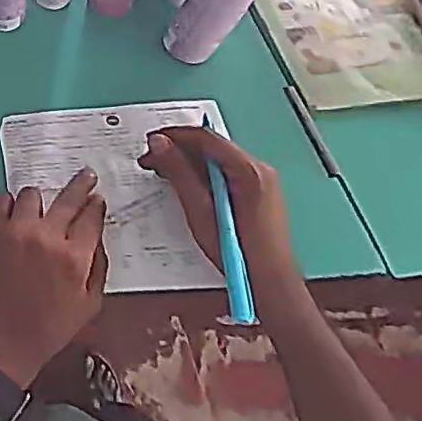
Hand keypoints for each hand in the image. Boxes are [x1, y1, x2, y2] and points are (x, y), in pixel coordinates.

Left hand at [0, 168, 107, 387]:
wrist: (3, 339)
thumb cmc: (50, 326)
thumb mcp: (89, 305)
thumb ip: (98, 267)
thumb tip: (97, 236)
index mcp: (74, 257)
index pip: (91, 216)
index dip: (96, 205)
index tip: (97, 198)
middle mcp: (48, 237)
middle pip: (68, 197)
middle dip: (81, 184)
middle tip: (86, 176)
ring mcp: (18, 230)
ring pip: (32, 194)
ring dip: (39, 201)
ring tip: (39, 211)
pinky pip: (2, 199)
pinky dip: (9, 203)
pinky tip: (14, 214)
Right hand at [139, 128, 301, 296]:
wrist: (270, 284)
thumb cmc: (238, 253)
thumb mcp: (200, 210)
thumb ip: (179, 172)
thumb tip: (160, 144)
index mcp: (249, 170)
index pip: (205, 137)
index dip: (173, 136)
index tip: (151, 141)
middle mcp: (259, 169)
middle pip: (211, 146)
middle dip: (178, 149)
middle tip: (152, 159)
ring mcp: (261, 180)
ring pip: (217, 158)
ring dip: (189, 162)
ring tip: (165, 173)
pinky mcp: (259, 191)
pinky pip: (225, 171)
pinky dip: (203, 173)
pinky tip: (187, 185)